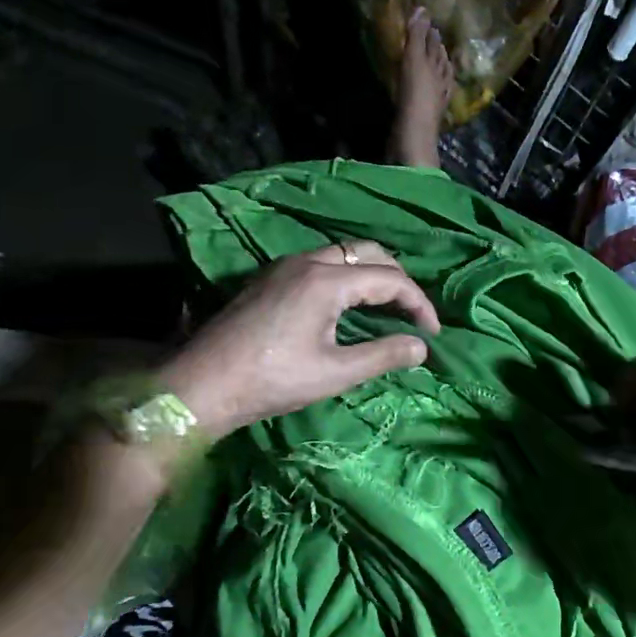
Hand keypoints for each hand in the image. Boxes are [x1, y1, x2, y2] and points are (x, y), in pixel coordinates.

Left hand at [157, 241, 441, 440]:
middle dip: (399, 279)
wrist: (202, 384)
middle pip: (368, 253)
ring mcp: (283, 267)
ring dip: (371, 275)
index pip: (390, 278)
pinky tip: (346, 307)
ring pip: (342, 255)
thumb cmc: (272, 380)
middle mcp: (307, 261)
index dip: (419, 303)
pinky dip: (346, 277)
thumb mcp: (334, 373)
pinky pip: (320, 264)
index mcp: (326, 281)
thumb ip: (383, 355)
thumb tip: (421, 347)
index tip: (433, 333)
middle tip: (412, 313)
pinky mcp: (269, 279)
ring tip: (386, 309)